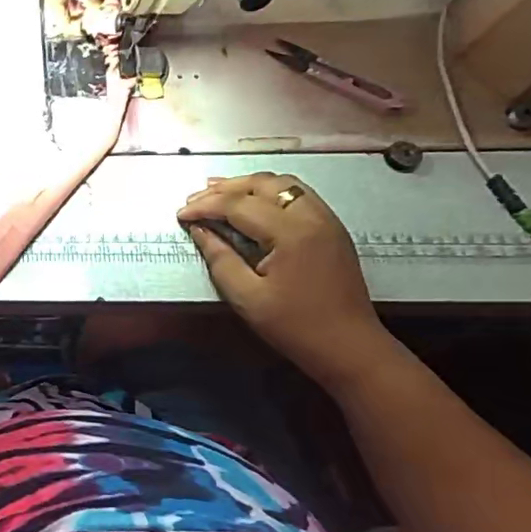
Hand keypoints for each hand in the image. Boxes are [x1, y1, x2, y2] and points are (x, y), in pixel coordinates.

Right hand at [177, 173, 392, 379]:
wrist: (349, 347)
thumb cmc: (295, 328)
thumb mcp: (248, 298)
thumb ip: (220, 259)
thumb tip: (200, 230)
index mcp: (291, 232)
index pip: (239, 205)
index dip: (206, 206)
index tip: (180, 214)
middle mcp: (312, 215)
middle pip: (262, 184)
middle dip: (225, 189)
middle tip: (195, 200)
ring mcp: (326, 219)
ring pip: (283, 184)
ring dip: (248, 185)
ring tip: (219, 194)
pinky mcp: (332, 228)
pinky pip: (298, 195)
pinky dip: (270, 193)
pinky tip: (252, 204)